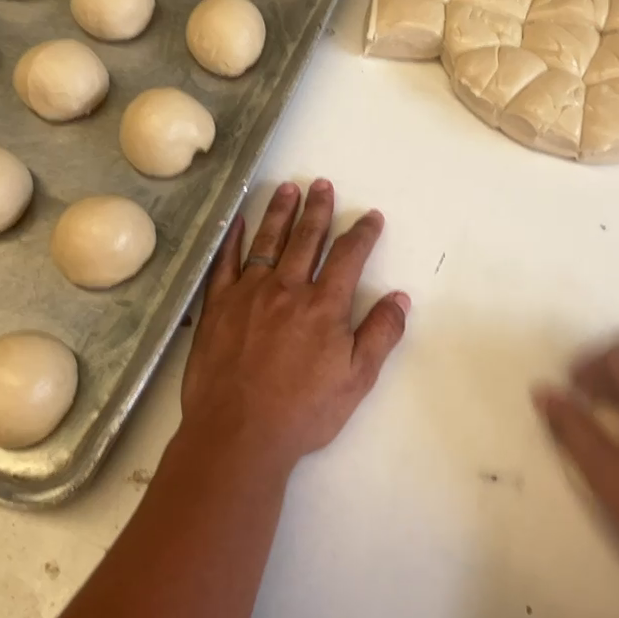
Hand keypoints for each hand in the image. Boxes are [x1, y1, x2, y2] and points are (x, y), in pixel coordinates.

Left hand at [177, 180, 409, 480]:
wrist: (238, 433)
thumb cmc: (303, 411)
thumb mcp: (357, 379)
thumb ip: (380, 334)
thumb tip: (400, 297)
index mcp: (325, 306)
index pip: (349, 256)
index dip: (362, 233)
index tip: (371, 217)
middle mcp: (288, 289)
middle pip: (307, 239)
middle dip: (318, 209)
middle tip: (321, 184)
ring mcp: (249, 294)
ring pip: (268, 241)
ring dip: (280, 212)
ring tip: (288, 188)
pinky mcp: (218, 307)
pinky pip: (225, 263)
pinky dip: (233, 239)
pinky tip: (239, 222)